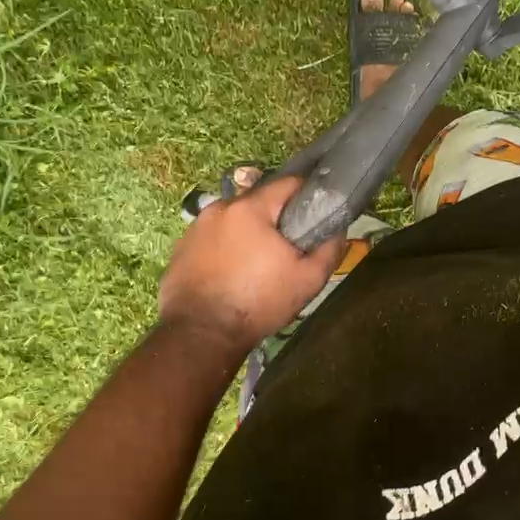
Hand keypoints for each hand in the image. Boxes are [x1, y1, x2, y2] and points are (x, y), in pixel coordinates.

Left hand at [155, 175, 346, 355]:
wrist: (200, 336)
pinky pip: (214, 237)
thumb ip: (330, 248)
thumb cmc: (259, 302)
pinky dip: (228, 247)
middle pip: (260, 200)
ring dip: (251, 231)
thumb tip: (338, 230)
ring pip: (235, 219)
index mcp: (251, 208)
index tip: (319, 213)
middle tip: (291, 243)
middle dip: (278, 216)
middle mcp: (220, 208)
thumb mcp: (310, 279)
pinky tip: (235, 272)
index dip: (309, 194)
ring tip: (261, 260)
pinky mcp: (180, 248)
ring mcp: (195, 228)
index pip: (289, 183)